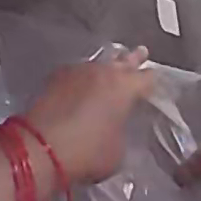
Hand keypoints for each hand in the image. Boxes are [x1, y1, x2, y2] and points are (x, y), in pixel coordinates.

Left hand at [23, 48, 154, 185]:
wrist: (43, 143)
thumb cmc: (90, 150)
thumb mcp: (119, 146)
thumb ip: (122, 126)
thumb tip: (116, 119)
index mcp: (122, 87)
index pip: (144, 79)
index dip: (152, 78)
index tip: (158, 76)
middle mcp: (100, 72)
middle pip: (120, 62)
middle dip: (132, 58)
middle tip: (142, 51)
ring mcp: (76, 71)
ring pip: (98, 63)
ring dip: (108, 64)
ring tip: (115, 62)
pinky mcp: (57, 76)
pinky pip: (79, 70)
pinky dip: (87, 73)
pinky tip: (88, 76)